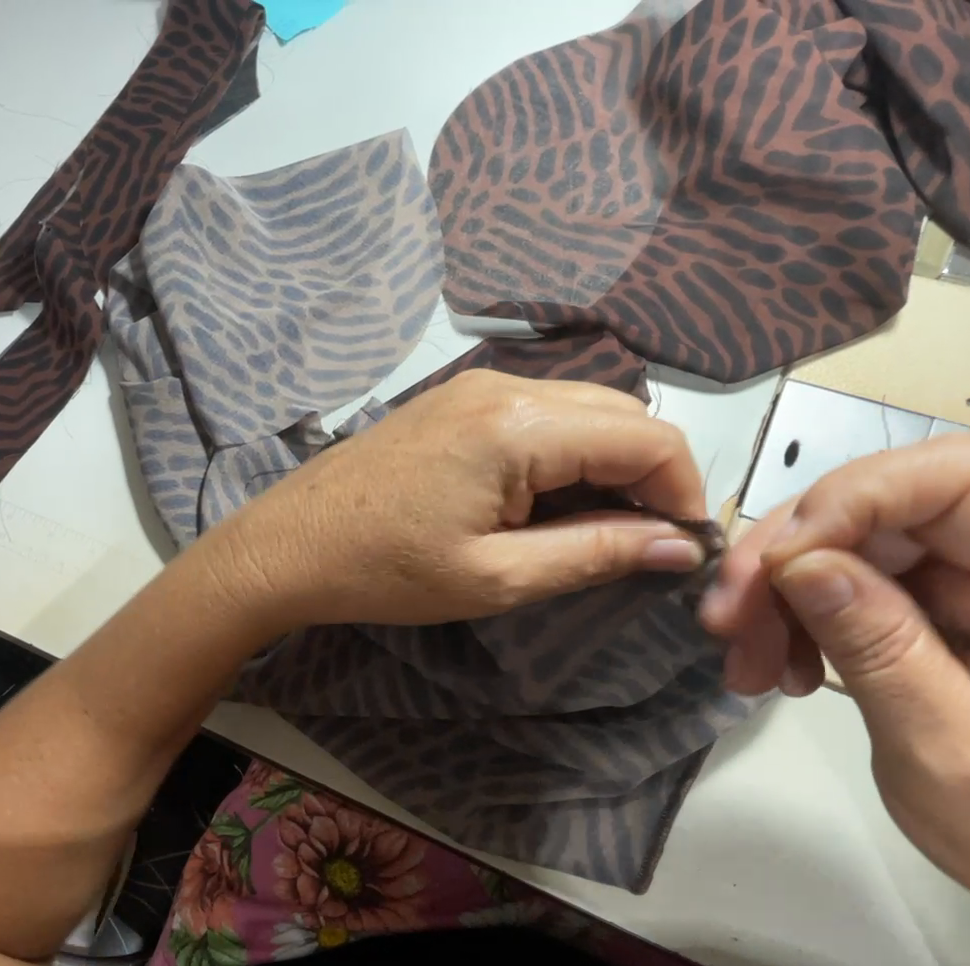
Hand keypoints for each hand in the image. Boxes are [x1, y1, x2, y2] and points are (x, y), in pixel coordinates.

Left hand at [195, 369, 709, 628]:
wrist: (287, 546)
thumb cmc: (384, 570)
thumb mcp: (495, 576)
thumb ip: (595, 552)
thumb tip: (678, 546)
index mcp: (519, 424)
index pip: (649, 437)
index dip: (683, 493)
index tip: (675, 551)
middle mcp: (503, 385)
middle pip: (619, 415)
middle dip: (647, 477)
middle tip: (633, 545)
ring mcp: (472, 387)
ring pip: (580, 412)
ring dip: (603, 466)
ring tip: (587, 531)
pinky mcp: (451, 402)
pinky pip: (537, 416)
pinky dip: (561, 455)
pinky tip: (540, 504)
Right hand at [699, 435, 969, 965]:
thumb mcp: (956, 764)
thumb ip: (883, 655)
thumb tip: (801, 563)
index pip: (959, 481)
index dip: (851, 496)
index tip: (770, 569)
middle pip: (884, 504)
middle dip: (787, 554)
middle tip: (726, 625)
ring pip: (850, 540)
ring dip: (777, 592)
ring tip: (749, 667)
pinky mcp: (943, 612)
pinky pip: (847, 582)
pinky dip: (793, 617)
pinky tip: (782, 670)